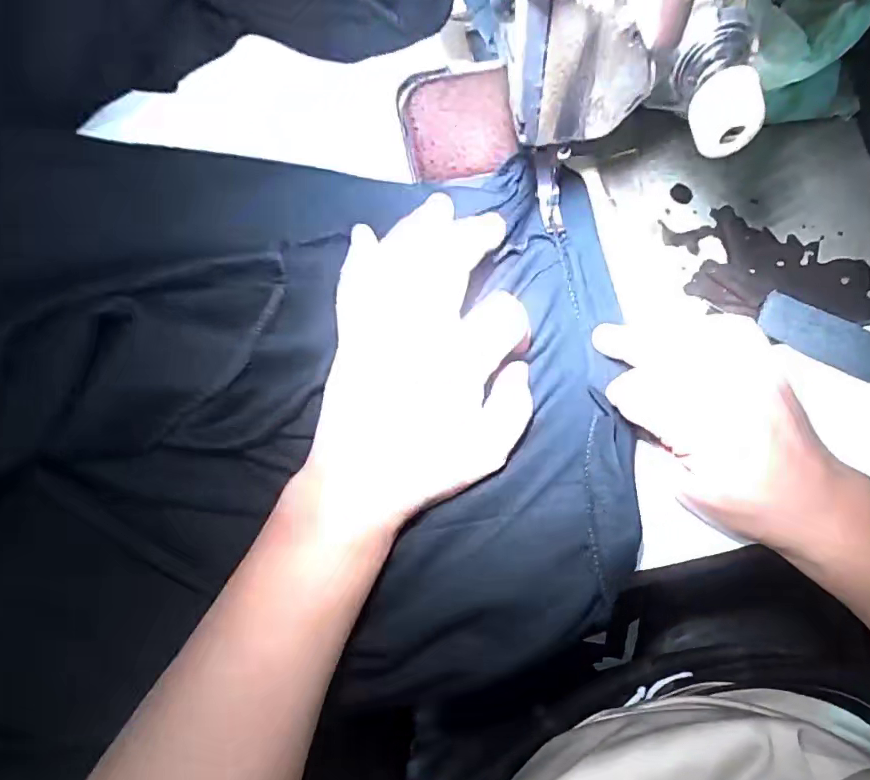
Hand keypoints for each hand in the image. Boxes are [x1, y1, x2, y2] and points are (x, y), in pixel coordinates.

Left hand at [300, 194, 534, 539]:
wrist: (357, 481)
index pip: (502, 314)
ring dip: (421, 229)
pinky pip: (354, 285)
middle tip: (491, 226)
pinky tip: (365, 236)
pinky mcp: (351, 336)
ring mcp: (379, 328)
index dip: (518, 323)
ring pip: (400, 261)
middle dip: (474, 237)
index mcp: (459, 360)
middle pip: (448, 263)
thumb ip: (515, 406)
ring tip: (440, 207)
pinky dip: (359, 258)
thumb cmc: (427, 470)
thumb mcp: (489, 451)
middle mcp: (419, 331)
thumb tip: (518, 367)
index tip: (517, 345)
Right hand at [592, 314, 854, 553]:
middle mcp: (728, 390)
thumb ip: (660, 447)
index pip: (646, 395)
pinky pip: (732, 330)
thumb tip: (639, 414)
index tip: (615, 399)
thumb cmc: (749, 505)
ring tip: (636, 332)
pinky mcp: (771, 366)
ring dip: (662, 333)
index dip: (624, 395)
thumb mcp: (690, 490)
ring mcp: (755, 371)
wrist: (811, 497)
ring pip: (697, 335)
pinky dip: (705, 327)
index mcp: (704, 429)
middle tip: (602, 337)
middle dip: (631, 346)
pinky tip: (687, 333)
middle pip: (668, 355)